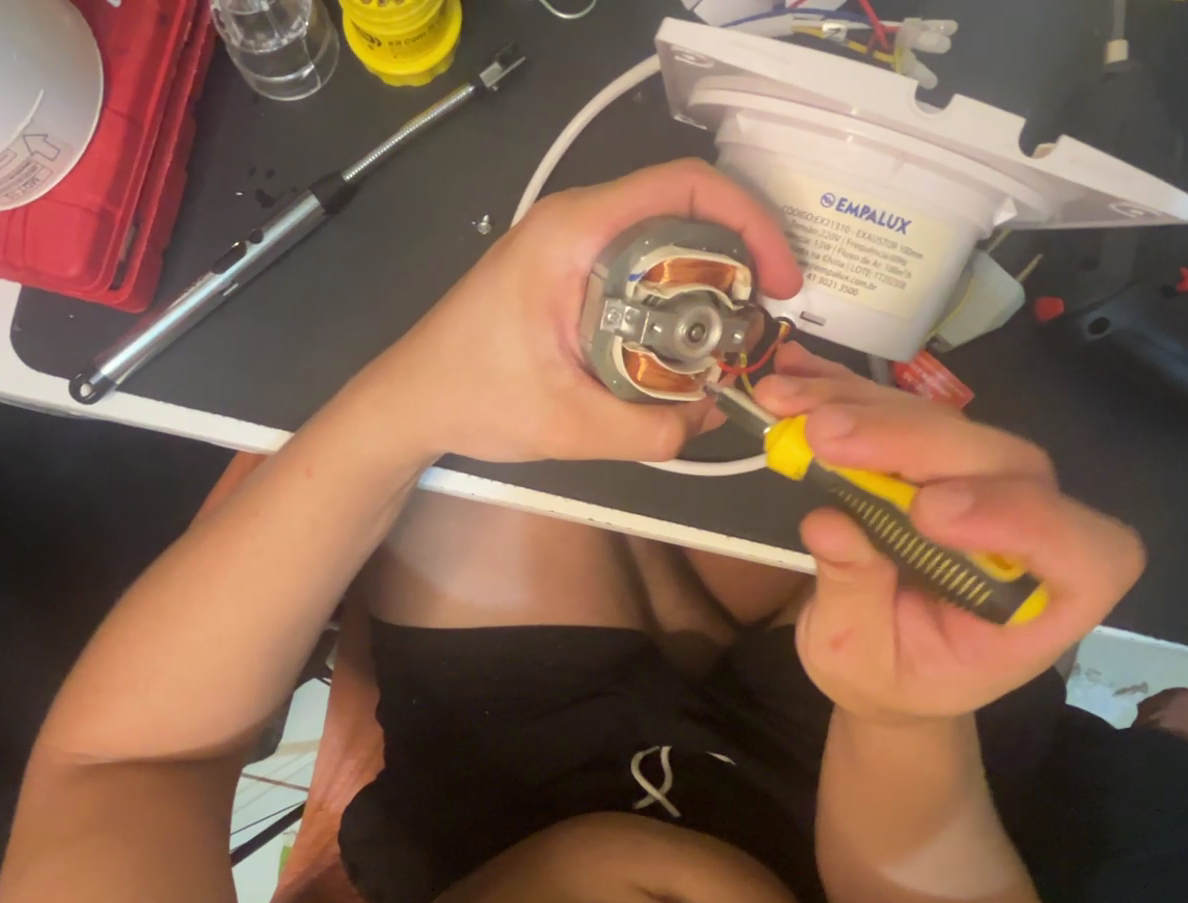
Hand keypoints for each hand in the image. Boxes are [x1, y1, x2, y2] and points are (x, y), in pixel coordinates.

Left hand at [356, 160, 801, 463]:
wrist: (408, 402)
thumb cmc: (472, 398)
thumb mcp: (566, 425)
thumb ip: (645, 430)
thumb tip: (707, 421)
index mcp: (574, 232)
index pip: (686, 188)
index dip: (751, 223)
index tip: (779, 283)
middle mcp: (574, 221)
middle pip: (683, 210)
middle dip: (737, 260)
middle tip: (757, 322)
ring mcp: (565, 244)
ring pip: (661, 240)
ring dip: (705, 283)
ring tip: (728, 340)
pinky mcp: (562, 272)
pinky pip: (636, 267)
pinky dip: (671, 298)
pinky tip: (679, 347)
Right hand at [757, 347, 1145, 720]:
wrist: (887, 659)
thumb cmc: (892, 675)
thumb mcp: (862, 661)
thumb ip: (857, 598)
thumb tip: (829, 524)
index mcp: (1046, 599)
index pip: (1082, 552)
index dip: (1017, 518)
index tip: (927, 513)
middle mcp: (1030, 528)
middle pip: (996, 460)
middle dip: (906, 441)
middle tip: (824, 433)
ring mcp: (982, 481)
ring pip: (940, 424)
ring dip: (858, 404)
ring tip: (785, 398)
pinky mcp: (932, 458)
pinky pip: (897, 413)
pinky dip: (843, 390)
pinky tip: (796, 371)